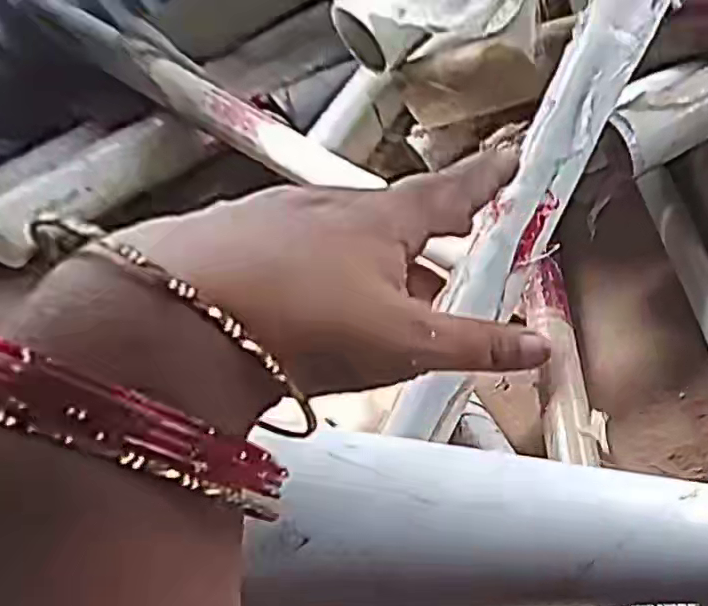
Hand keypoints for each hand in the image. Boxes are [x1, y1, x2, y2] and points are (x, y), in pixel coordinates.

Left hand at [11, 148, 547, 431]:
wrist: (168, 327)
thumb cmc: (299, 320)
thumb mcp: (410, 341)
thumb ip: (481, 345)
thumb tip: (539, 346)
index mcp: (378, 220)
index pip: (450, 192)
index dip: (487, 178)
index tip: (509, 157)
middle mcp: (327, 210)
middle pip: (403, 223)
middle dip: (439, 247)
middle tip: (465, 270)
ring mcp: (278, 225)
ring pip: (357, 244)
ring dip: (391, 272)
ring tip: (407, 312)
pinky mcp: (241, 249)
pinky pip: (314, 259)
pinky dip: (344, 282)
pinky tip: (342, 316)